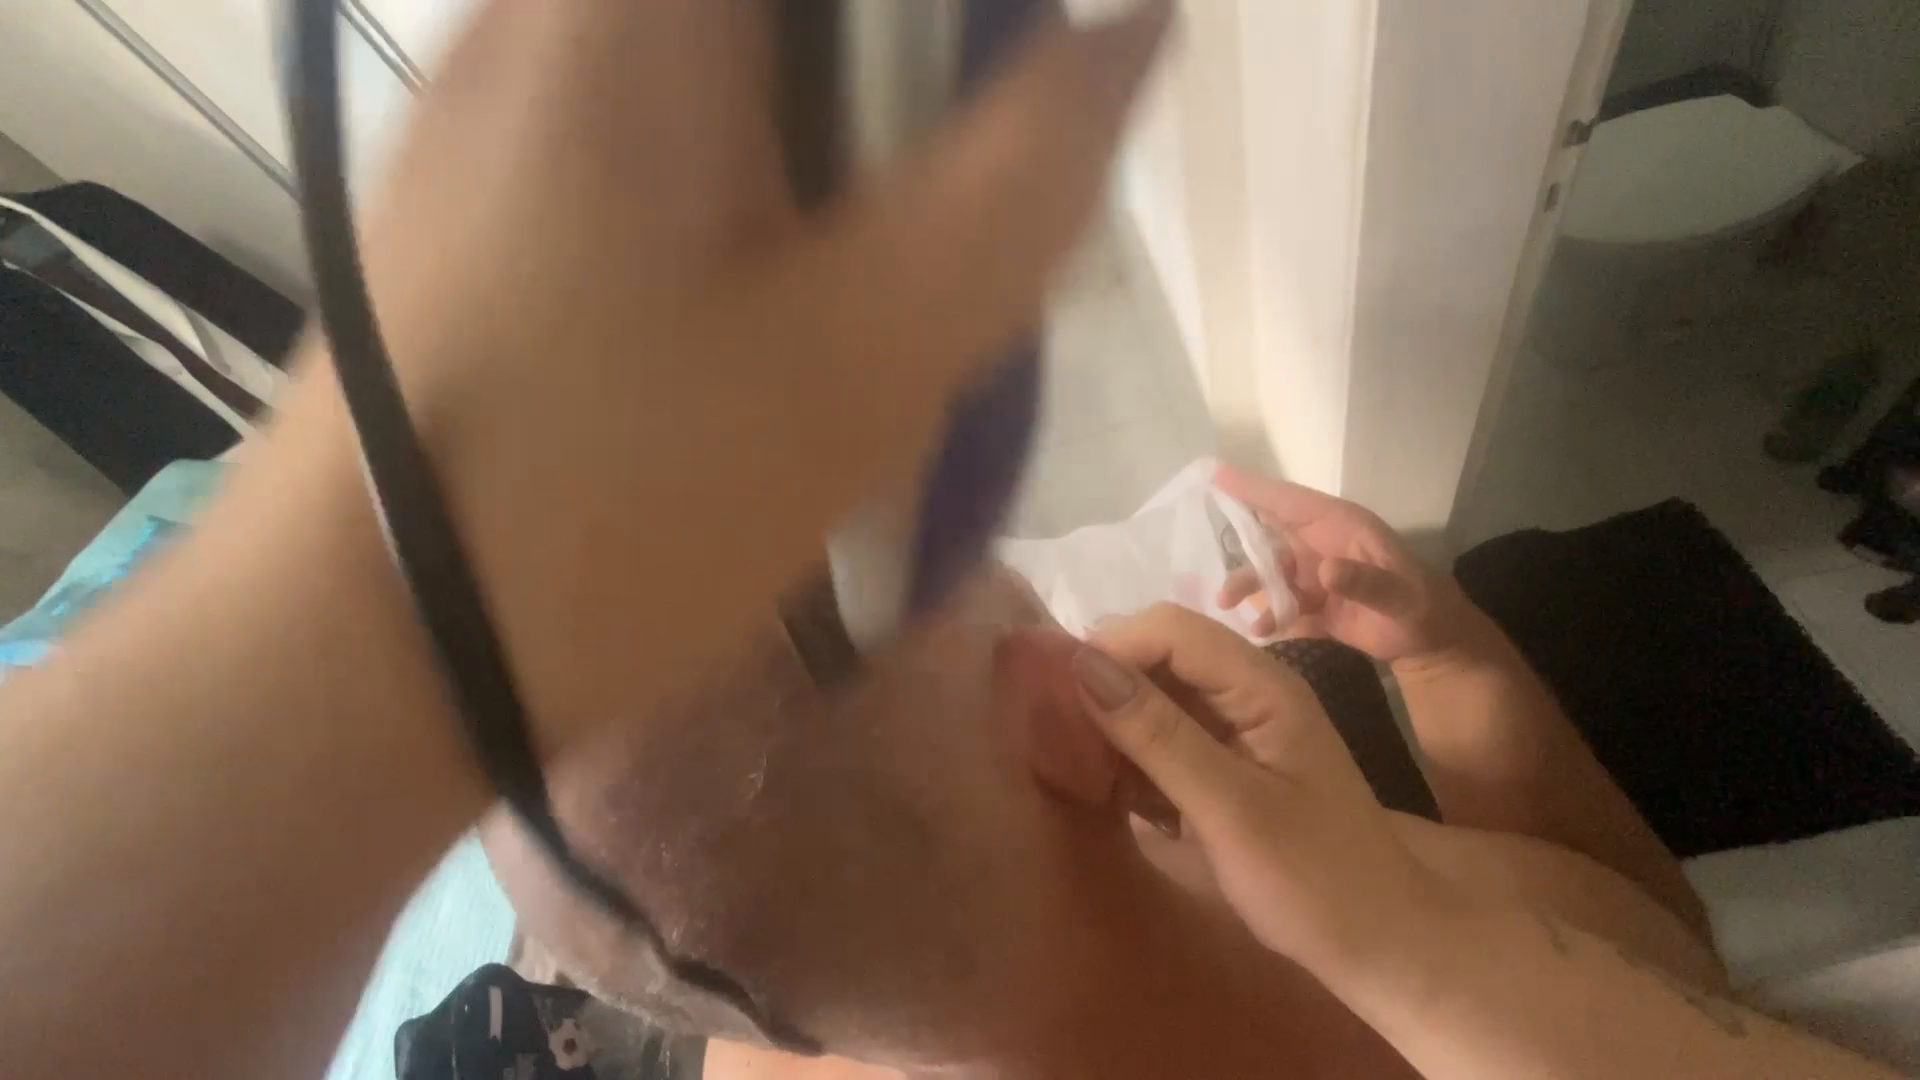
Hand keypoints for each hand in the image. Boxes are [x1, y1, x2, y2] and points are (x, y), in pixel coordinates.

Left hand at [281, 0, 1171, 746]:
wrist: (379, 651)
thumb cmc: (625, 506)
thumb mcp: (866, 352)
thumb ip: (1019, 185)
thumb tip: (1133, 35)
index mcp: (657, 10)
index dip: (979, 42)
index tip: (1004, 148)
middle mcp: (569, 13)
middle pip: (833, 36)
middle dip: (925, 133)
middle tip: (929, 281)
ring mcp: (525, 106)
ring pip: (775, 100)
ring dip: (858, 194)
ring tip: (855, 336)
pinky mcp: (516, 201)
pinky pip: (703, 161)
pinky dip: (781, 231)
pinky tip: (773, 346)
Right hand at [1073, 603, 1458, 970]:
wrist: (1384, 943)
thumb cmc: (1316, 881)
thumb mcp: (1230, 810)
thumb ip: (1157, 734)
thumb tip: (1083, 664)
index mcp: (1262, 685)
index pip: (1171, 629)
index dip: (1112, 648)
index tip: (1060, 696)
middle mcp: (1248, 686)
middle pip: (1159, 650)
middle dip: (1108, 682)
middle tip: (1068, 735)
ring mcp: (1238, 719)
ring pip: (1155, 687)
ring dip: (1117, 720)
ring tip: (1095, 768)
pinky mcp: (1227, 751)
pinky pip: (1164, 726)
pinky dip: (1135, 750)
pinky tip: (1127, 790)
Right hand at [1212, 464, 1479, 662]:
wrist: (1435, 644)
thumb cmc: (1423, 608)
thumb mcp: (1400, 595)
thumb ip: (1365, 582)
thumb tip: (1324, 570)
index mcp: (1339, 528)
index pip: (1289, 502)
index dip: (1252, 489)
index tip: (1215, 475)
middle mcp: (1320, 546)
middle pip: (1270, 542)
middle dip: (1242, 556)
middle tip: (1217, 577)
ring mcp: (1314, 576)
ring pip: (1270, 575)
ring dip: (1249, 588)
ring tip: (1227, 604)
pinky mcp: (1312, 604)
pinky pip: (1281, 606)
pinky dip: (1268, 616)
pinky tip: (1259, 629)